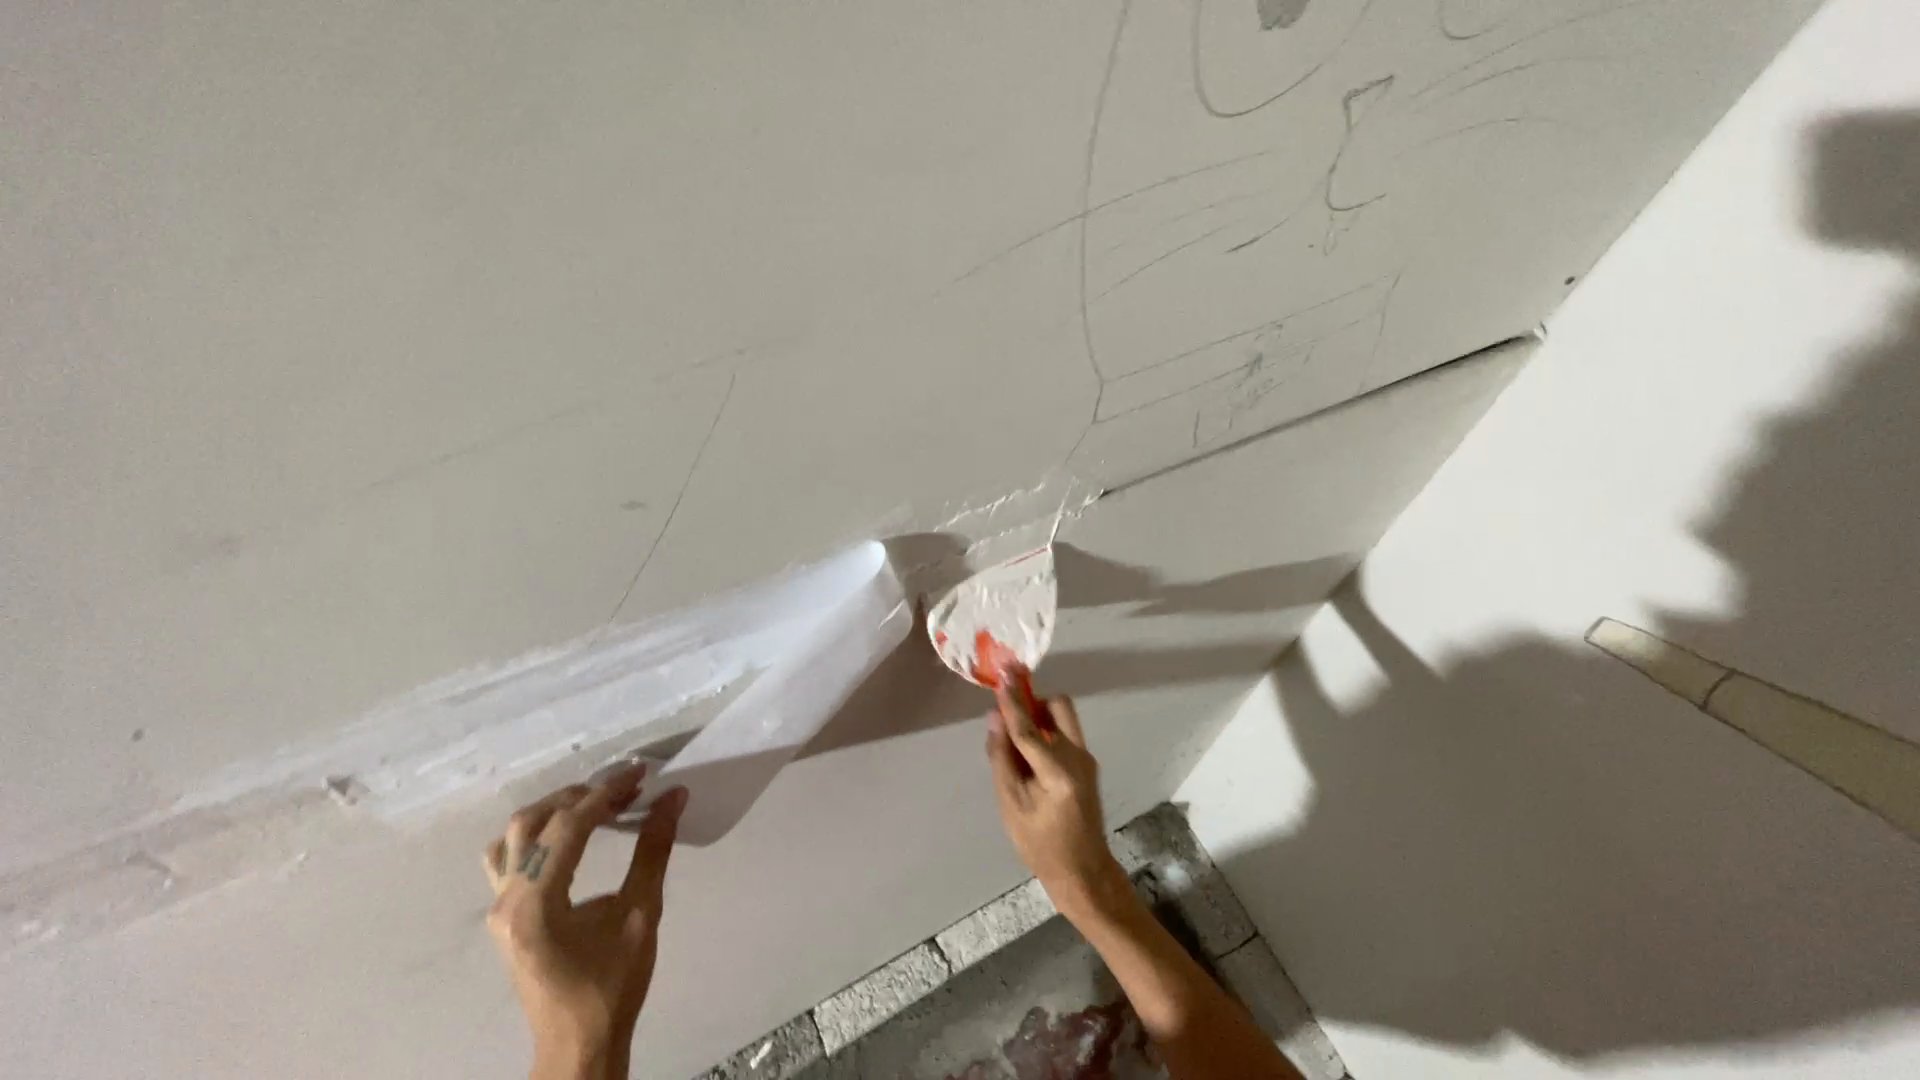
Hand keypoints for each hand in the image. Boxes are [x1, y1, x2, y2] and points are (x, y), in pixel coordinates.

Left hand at [483, 766, 688, 1079]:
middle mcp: (506, 899)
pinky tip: (567, 839)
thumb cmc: (613, 985)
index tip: (641, 774)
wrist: (579, 1044)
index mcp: (537, 901)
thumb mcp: (642, 914)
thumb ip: (654, 851)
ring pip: (514, 836)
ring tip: (595, 806)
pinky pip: (508, 858)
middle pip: (534, 821)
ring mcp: (499, 909)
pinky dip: (537, 835)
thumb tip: (672, 797)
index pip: (570, 825)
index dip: (606, 792)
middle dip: (581, 796)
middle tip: (625, 789)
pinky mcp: (503, 916)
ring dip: (553, 811)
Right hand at [985, 686, 1126, 914]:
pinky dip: (1046, 732)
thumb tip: (995, 717)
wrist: (1082, 870)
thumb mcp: (1011, 805)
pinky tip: (1028, 755)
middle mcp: (1078, 756)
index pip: (1029, 727)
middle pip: (1058, 706)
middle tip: (1010, 714)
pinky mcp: (1087, 764)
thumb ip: (1001, 758)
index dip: (1011, 700)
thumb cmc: (1040, 844)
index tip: (1001, 674)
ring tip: (1015, 739)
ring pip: (1063, 718)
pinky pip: (1065, 734)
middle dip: (1033, 701)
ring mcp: (1087, 759)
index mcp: (1058, 771)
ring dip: (1040, 716)